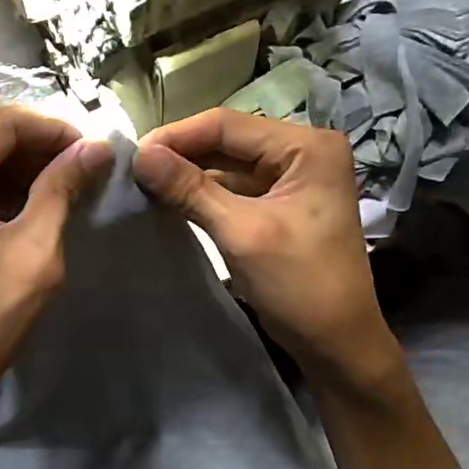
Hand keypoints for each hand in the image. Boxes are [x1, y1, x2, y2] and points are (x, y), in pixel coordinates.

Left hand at [0, 107, 113, 442]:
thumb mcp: (34, 254)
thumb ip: (61, 190)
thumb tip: (94, 148)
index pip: (3, 123)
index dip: (53, 129)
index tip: (91, 152)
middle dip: (39, 149)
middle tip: (84, 172)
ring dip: (20, 170)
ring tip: (65, 190)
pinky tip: (30, 207)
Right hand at [134, 110, 394, 381]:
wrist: (337, 344)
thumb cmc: (300, 285)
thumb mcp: (242, 233)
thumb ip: (190, 190)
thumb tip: (140, 156)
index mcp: (307, 146)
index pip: (228, 125)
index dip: (177, 136)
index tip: (132, 154)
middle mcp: (302, 152)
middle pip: (227, 142)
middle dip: (180, 155)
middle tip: (131, 170)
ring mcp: (291, 179)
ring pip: (227, 166)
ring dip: (188, 175)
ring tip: (142, 183)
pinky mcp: (279, 205)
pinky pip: (233, 189)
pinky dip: (202, 194)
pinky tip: (169, 199)